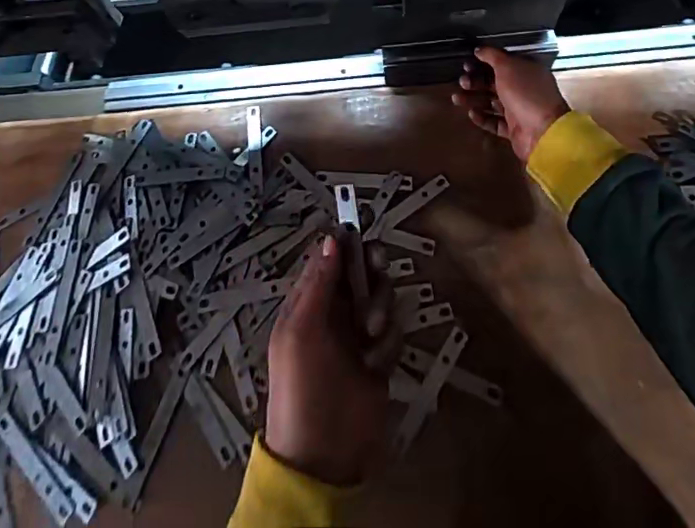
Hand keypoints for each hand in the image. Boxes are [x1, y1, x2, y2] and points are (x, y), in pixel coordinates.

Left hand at [264, 235, 399, 485]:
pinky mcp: (379, 357)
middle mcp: (334, 312)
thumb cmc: (301, 388)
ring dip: (380, 310)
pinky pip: (394, 331)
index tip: (362, 239)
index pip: (330, 259)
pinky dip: (388, 343)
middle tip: (377, 271)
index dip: (347, 245)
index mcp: (308, 302)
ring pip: (382, 298)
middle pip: (362, 272)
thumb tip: (331, 239)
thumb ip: (318, 284)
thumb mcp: (301, 331)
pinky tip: (375, 363)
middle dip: (372, 272)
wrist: (322, 454)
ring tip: (369, 336)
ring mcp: (357, 334)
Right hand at [451, 46, 570, 161]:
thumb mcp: (508, 67)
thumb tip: (479, 49)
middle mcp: (524, 89)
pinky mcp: (513, 129)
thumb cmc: (525, 93)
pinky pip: (495, 121)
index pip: (502, 64)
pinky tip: (472, 113)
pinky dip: (483, 117)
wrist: (541, 131)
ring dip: (474, 99)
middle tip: (462, 82)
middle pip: (495, 83)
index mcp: (526, 71)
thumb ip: (492, 56)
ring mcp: (519, 110)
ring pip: (492, 102)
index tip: (467, 64)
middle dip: (476, 81)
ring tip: (457, 98)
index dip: (483, 62)